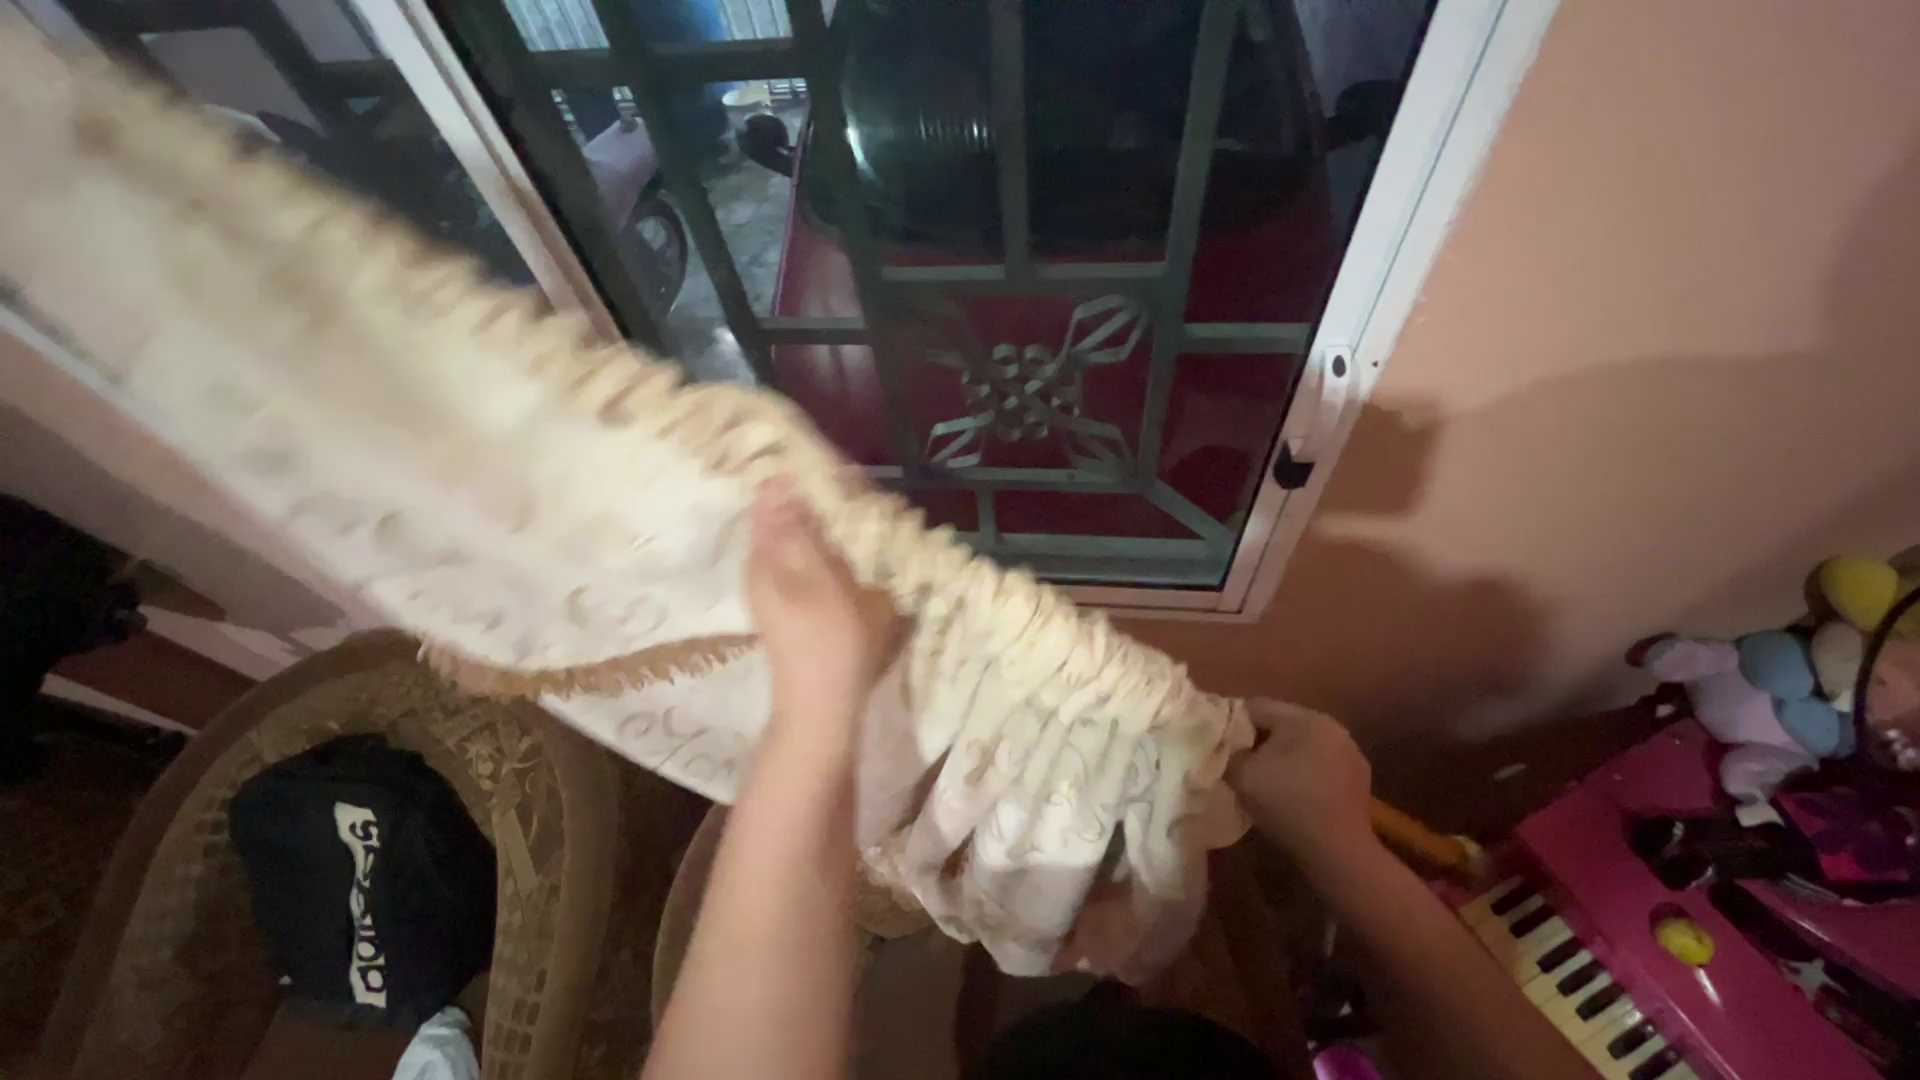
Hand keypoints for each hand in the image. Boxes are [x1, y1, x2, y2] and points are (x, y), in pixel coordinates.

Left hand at [745, 477, 895, 715]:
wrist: (823, 706)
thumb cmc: (827, 641)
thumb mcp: (817, 579)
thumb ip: (798, 530)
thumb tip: (779, 479)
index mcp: (763, 556)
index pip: (772, 495)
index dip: (803, 477)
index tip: (844, 473)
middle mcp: (761, 566)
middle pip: (784, 513)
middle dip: (820, 498)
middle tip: (862, 497)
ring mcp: (776, 587)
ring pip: (798, 536)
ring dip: (827, 523)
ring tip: (863, 519)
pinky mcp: (794, 603)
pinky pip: (807, 558)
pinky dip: (829, 548)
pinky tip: (853, 554)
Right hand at [1227, 699, 1377, 870]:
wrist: (1337, 850)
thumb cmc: (1286, 803)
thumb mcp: (1241, 774)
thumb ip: (1227, 751)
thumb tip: (1224, 747)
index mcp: (1304, 718)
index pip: (1256, 707)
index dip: (1231, 723)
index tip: (1219, 744)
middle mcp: (1332, 727)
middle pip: (1281, 724)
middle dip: (1258, 741)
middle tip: (1239, 763)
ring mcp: (1350, 753)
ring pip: (1302, 745)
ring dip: (1283, 757)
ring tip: (1266, 781)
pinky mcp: (1359, 779)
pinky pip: (1321, 765)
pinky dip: (1304, 774)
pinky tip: (1294, 796)